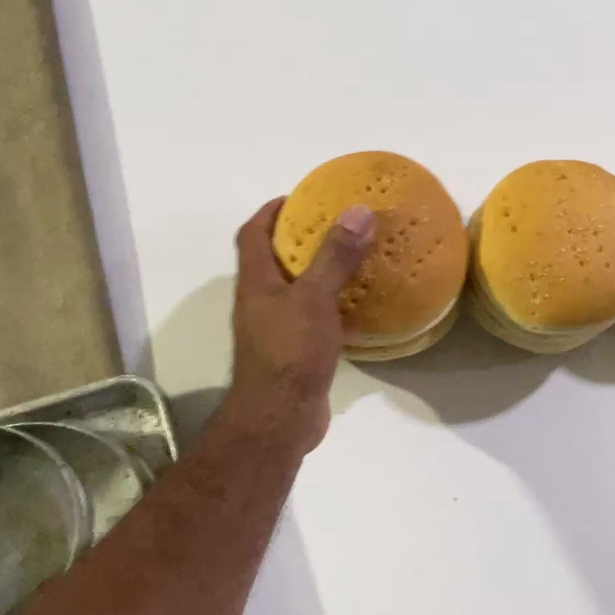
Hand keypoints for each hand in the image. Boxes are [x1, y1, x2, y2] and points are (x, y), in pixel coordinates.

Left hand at [222, 197, 374, 452]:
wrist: (279, 418)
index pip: (253, 233)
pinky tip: (360, 307)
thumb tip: (358, 211)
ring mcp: (277, 329)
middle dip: (302, 239)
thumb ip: (335, 256)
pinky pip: (314, 318)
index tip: (302, 196)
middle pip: (274, 260)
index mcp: (256, 282)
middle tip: (340, 225)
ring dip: (320, 273)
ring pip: (297, 290)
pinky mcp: (296, 353)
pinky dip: (334, 307)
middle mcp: (261, 301)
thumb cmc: (290, 353)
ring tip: (355, 259)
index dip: (272, 210)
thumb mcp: (314, 298)